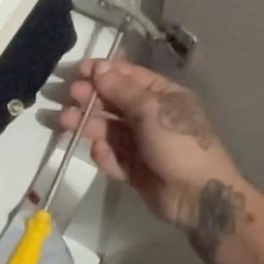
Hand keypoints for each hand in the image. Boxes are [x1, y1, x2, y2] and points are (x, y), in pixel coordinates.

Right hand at [58, 57, 244, 229]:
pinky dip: (104, 154)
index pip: (129, 77)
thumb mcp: (150, 109)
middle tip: (70, 95)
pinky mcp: (135, 169)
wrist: (198, 195)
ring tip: (65, 121)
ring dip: (89, 124)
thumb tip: (99, 68)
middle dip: (92, 97)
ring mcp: (143, 144)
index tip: (79, 70)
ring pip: (109, 129)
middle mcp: (151, 117)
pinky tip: (98, 152)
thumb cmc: (178, 142)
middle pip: (115, 102)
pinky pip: (114, 157)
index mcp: (163, 96)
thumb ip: (121, 89)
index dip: (104, 71)